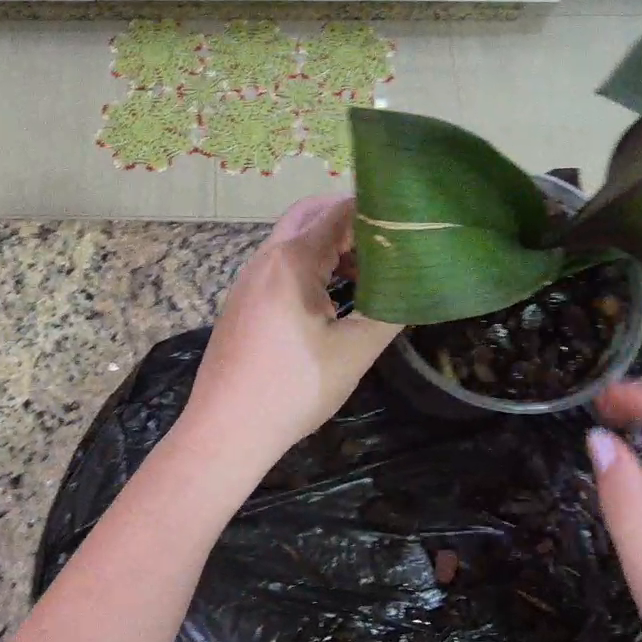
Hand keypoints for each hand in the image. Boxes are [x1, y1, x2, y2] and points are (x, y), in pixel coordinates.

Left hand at [181, 194, 400, 467]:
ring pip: (292, 240)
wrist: (226, 429)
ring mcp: (247, 280)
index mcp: (291, 261)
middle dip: (349, 222)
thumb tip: (415, 288)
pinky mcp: (241, 302)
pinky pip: (278, 265)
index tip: (411, 228)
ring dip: (328, 245)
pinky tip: (330, 299)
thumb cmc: (292, 389)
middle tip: (387, 246)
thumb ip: (388, 312)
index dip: (377, 213)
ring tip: (366, 274)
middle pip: (310, 215)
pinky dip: (308, 266)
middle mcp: (265, 259)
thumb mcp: (353, 352)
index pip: (339, 212)